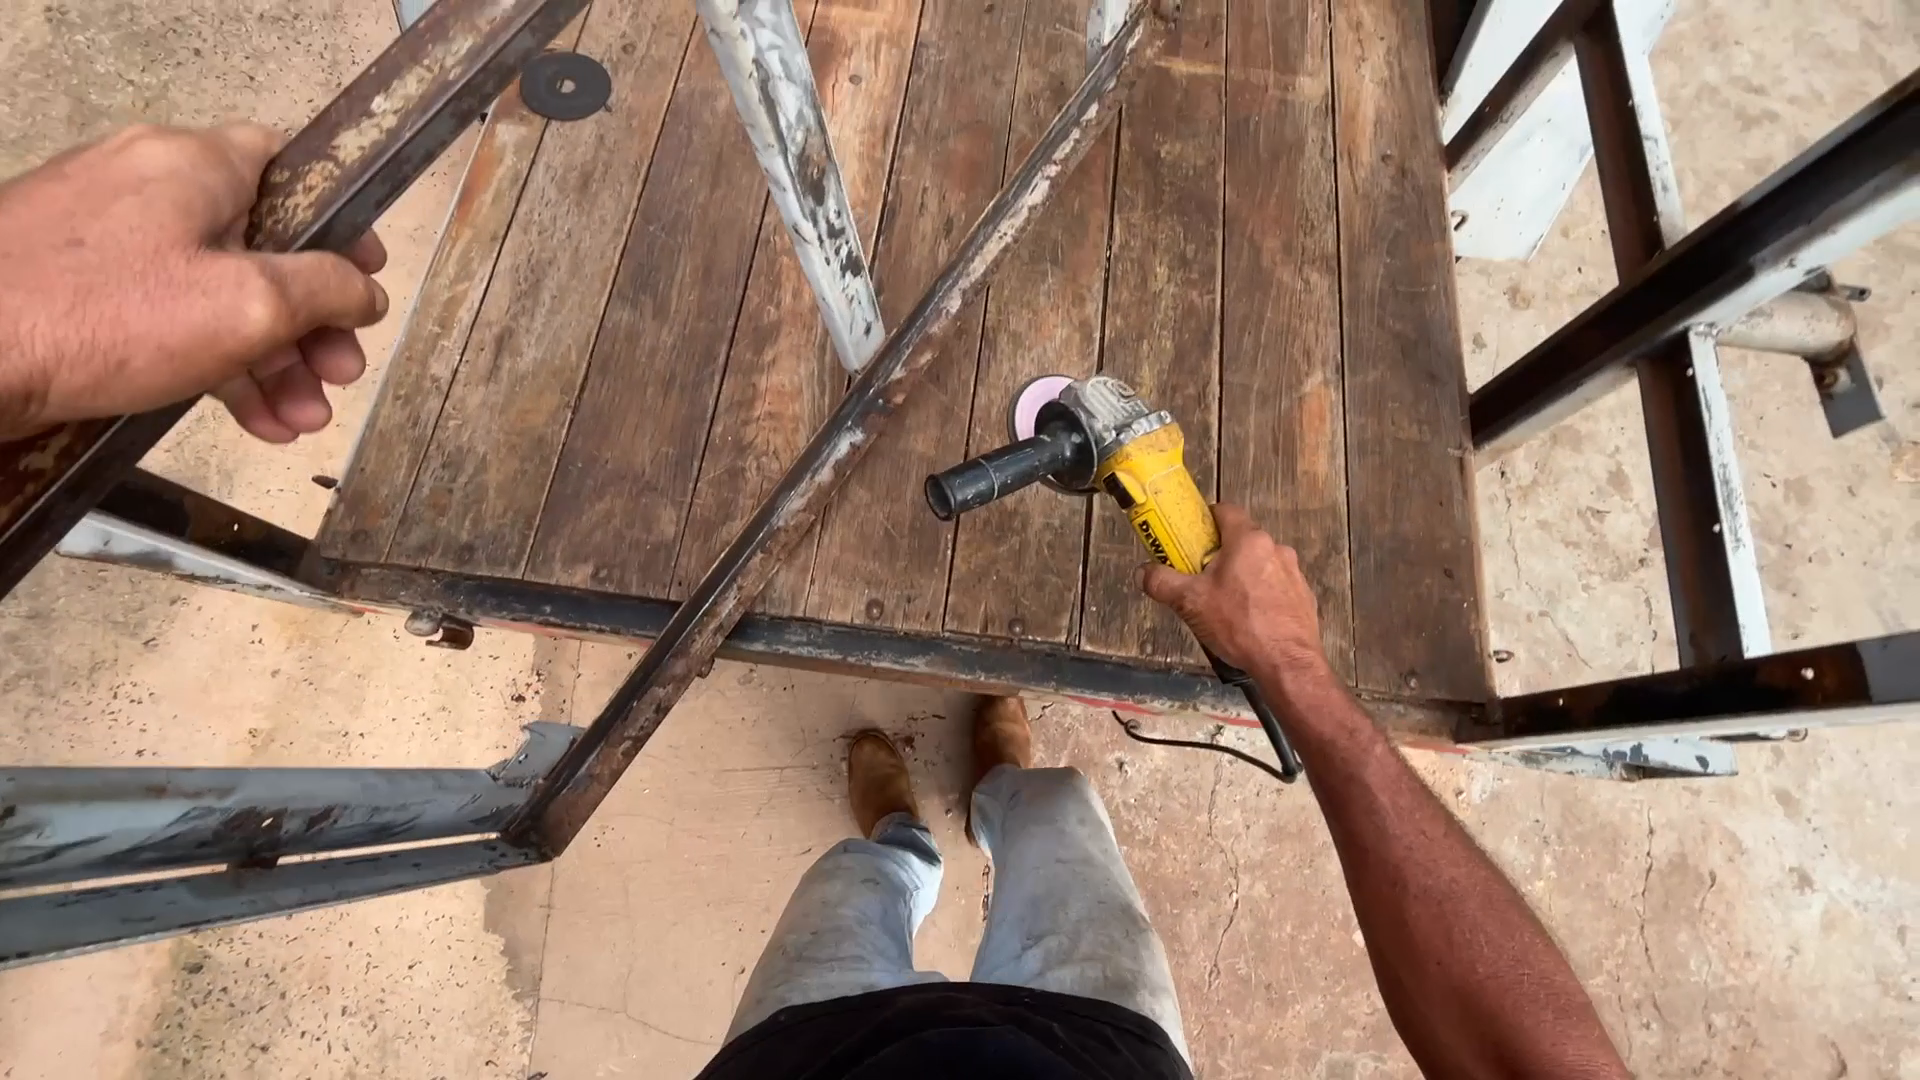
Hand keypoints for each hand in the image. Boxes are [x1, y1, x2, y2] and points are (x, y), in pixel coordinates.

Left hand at [0, 123, 388, 442]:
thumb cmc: (107, 315)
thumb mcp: (254, 301)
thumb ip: (330, 289)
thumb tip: (367, 292)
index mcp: (193, 170)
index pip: (287, 164)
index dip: (340, 220)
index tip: (368, 273)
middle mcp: (156, 194)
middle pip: (272, 252)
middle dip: (319, 324)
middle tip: (343, 373)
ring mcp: (121, 246)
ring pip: (234, 300)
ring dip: (282, 365)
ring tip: (305, 420)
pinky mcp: (93, 293)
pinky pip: (186, 325)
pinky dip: (231, 372)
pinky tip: (262, 423)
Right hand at [1137, 503, 1331, 685]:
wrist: (1287, 664)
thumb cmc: (1241, 626)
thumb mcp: (1189, 602)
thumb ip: (1162, 582)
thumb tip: (1144, 573)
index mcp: (1248, 541)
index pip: (1225, 510)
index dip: (1205, 519)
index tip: (1191, 535)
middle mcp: (1275, 549)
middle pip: (1240, 539)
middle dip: (1218, 554)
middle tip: (1199, 575)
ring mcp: (1293, 573)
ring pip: (1258, 564)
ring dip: (1239, 575)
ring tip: (1222, 603)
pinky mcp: (1302, 596)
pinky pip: (1274, 586)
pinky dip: (1259, 594)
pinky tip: (1245, 619)